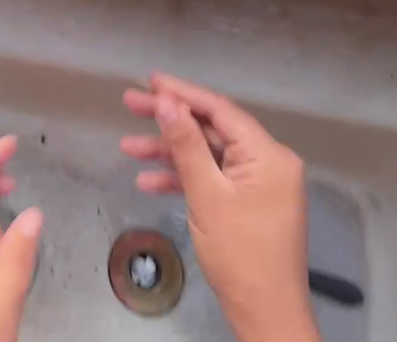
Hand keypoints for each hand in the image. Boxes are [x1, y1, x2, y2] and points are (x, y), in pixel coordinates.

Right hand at [121, 72, 318, 341]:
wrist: (266, 316)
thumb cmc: (239, 252)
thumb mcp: (206, 194)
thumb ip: (185, 143)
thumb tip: (168, 101)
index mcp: (268, 154)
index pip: (219, 110)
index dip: (182, 93)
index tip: (149, 81)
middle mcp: (268, 162)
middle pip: (211, 129)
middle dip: (169, 120)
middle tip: (130, 103)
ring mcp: (259, 183)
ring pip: (208, 154)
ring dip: (169, 152)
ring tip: (127, 147)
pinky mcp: (249, 203)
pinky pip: (213, 178)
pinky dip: (184, 178)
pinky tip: (148, 181)